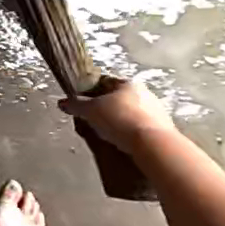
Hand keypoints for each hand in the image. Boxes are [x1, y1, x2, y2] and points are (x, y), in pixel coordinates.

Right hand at [58, 75, 174, 151]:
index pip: (105, 81)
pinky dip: (129, 132)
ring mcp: (156, 111)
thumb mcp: (91, 111)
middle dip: (104, 107)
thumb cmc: (120, 120)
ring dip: (118, 121)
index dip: (90, 90)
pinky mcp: (162, 129)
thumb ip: (75, 105)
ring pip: (129, 113)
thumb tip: (62, 103)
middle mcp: (145, 93)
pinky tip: (121, 142)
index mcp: (128, 83)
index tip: (81, 101)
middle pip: (118, 98)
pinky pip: (139, 127)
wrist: (152, 144)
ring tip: (105, 133)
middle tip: (91, 119)